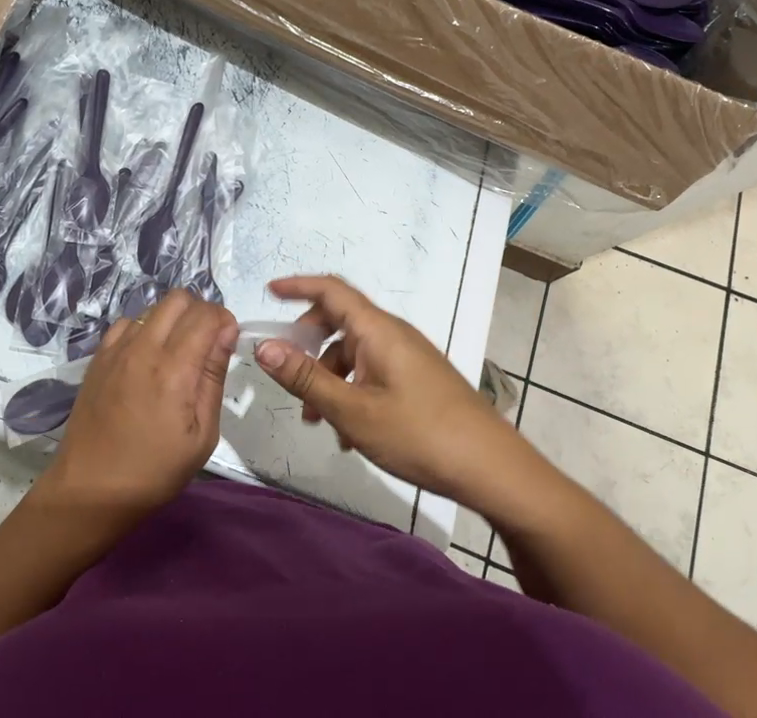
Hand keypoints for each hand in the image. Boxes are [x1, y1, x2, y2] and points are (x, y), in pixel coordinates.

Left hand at [43, 290, 238, 512]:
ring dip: (171, 320)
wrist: (92, 487)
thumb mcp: (202, 434)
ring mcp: (115, 350)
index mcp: (173, 369)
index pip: (205, 315)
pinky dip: (143, 330)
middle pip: (178, 299)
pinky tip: (146, 358)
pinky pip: (125, 324)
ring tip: (177, 353)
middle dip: (200, 312)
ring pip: (151, 308)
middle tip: (206, 343)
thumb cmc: (155, 470)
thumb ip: (213, 377)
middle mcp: (143, 349)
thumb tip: (226, 333)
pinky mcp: (97, 358)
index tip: (228, 342)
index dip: (224, 321)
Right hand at [253, 275, 523, 502]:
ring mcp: (408, 358)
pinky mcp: (418, 381)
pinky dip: (350, 392)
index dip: (297, 286)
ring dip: (327, 378)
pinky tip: (347, 435)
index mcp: (378, 331)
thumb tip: (263, 346)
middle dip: (307, 344)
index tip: (268, 291)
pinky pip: (371, 373)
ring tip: (315, 421)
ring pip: (353, 353)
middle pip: (339, 321)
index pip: (331, 290)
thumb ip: (305, 378)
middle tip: (285, 372)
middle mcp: (393, 335)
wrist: (493, 470)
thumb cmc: (420, 435)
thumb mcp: (352, 411)